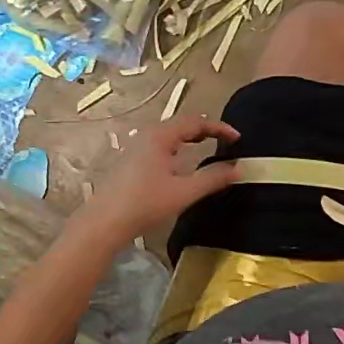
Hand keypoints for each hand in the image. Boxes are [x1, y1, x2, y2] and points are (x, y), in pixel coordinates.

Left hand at [77, 114, 238, 244]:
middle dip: (204, 129)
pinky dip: (177, 147)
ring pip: (168, 135)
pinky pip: (159, 145)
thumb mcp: (184, 192)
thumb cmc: (145, 204)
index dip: (218, 127)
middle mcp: (147, 136)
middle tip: (225, 140)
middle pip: (180, 124)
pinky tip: (179, 163)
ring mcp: (136, 148)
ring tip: (207, 146)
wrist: (105, 222)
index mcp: (160, 136)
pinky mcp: (130, 161)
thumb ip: (212, 178)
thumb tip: (238, 168)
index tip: (237, 138)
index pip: (195, 122)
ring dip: (189, 138)